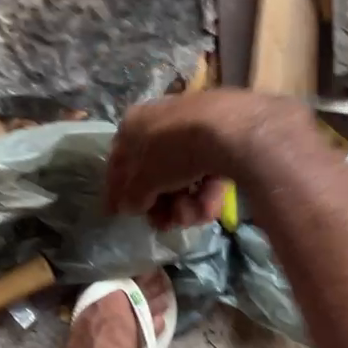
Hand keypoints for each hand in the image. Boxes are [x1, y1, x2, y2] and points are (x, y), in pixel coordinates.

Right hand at [105, 90, 319, 228]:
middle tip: (166, 225)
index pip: (118, 162)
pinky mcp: (225, 138)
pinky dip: (207, 193)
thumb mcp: (144, 180)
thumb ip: (132, 196)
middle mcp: (161, 122)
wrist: (231, 130)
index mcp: (133, 124)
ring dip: (185, 205)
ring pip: (183, 176)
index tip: (116, 213)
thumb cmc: (173, 151)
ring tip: (193, 217)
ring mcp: (195, 129)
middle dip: (161, 205)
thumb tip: (129, 206)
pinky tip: (211, 207)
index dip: (116, 191)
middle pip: (155, 174)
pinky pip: (207, 170)